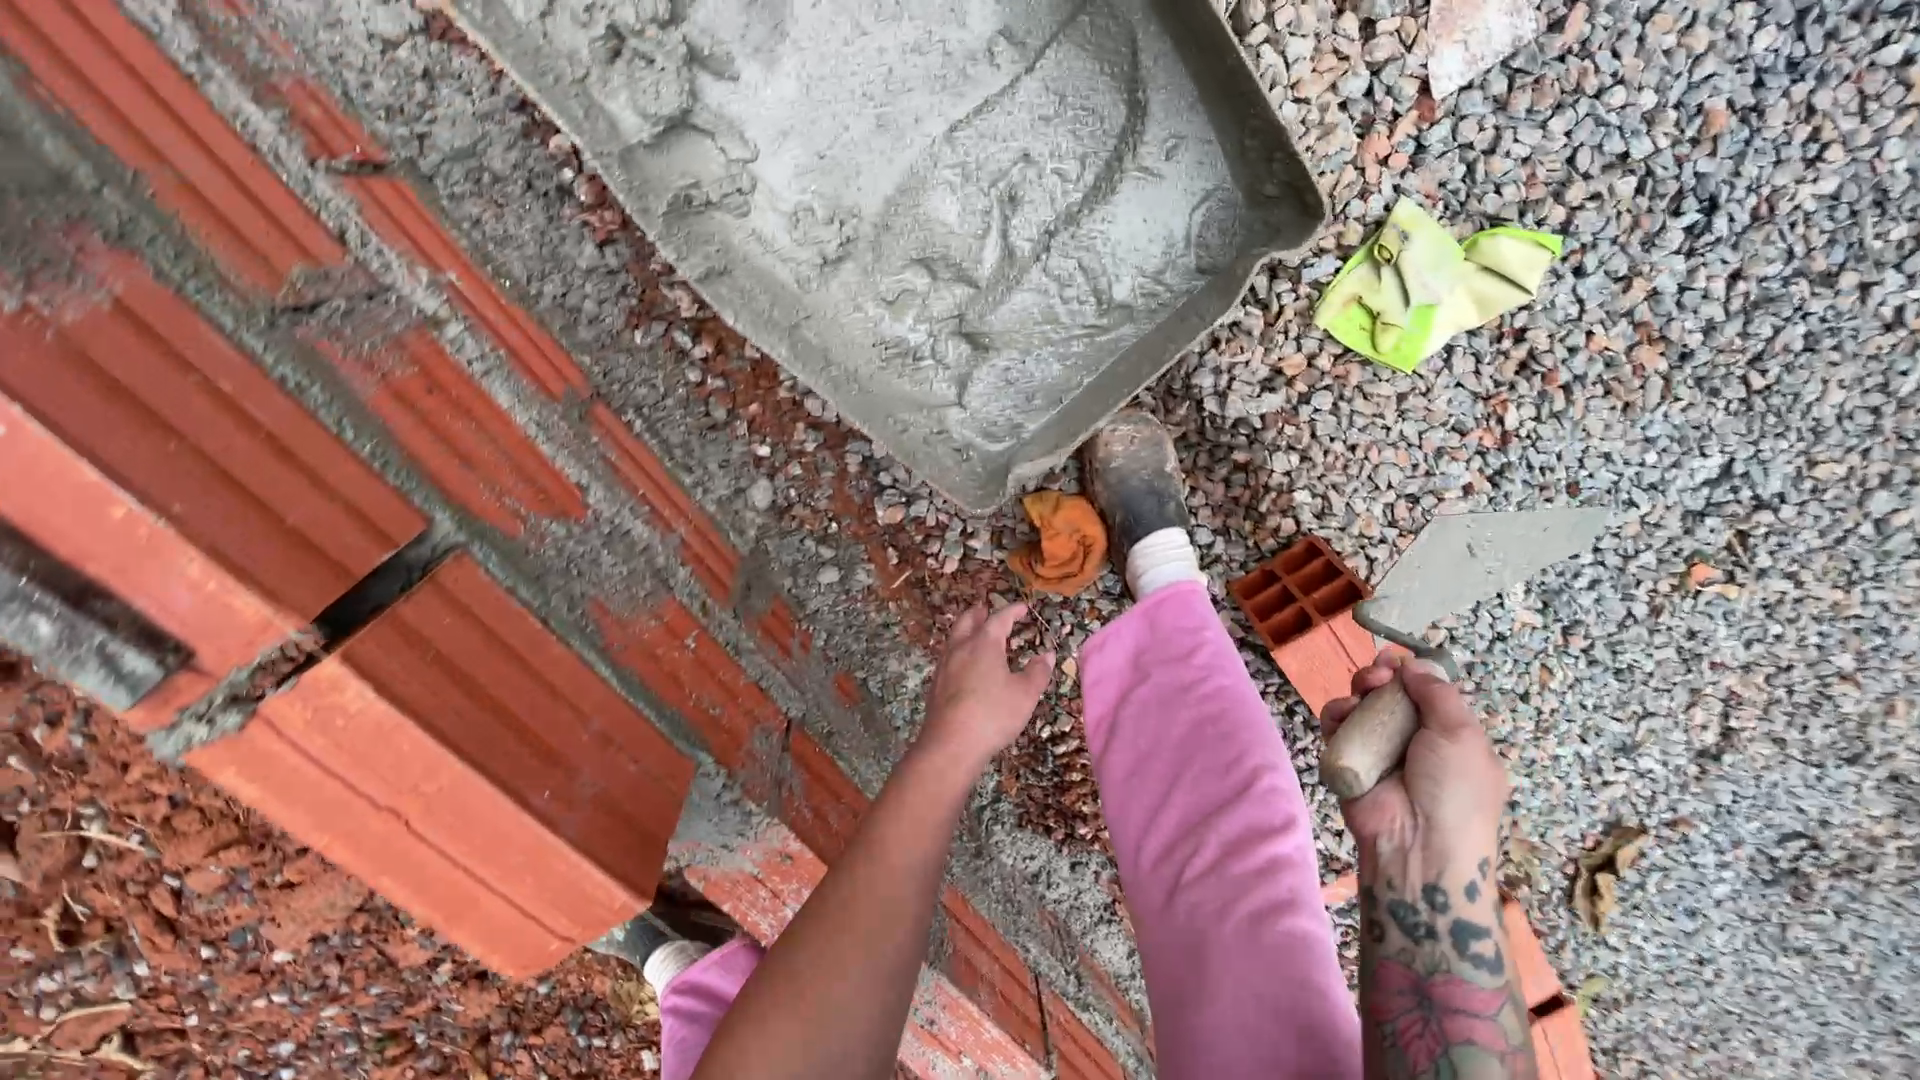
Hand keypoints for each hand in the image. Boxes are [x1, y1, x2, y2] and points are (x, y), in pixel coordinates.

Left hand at [918, 602, 1054, 772]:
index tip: (1023, 607)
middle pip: (968, 621)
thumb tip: (1047, 655)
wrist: (950, 744)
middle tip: (987, 609)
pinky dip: (958, 650)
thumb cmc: (993, 714)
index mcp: (984, 643)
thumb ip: (1037, 672)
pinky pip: (948, 657)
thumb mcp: (1025, 694)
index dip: (1012, 611)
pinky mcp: (936, 684)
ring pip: (954, 638)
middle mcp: (961, 648)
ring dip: (965, 629)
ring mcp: (944, 666)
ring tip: (974, 632)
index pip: (999, 618)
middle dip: (979, 613)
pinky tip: (963, 664)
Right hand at [1322, 652, 1507, 883]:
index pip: (1425, 695)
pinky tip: (1343, 714)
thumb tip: (1413, 664)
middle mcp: (1413, 741)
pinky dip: (1337, 715)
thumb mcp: (1462, 735)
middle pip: (1389, 696)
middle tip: (1377, 674)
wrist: (1418, 843)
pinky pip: (1337, 728)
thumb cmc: (1454, 789)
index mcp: (1449, 737)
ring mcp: (1378, 751)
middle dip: (1380, 678)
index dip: (1410, 674)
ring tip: (1361, 692)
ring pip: (1360, 707)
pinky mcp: (1348, 760)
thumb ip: (1438, 693)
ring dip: (1358, 692)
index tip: (1396, 660)